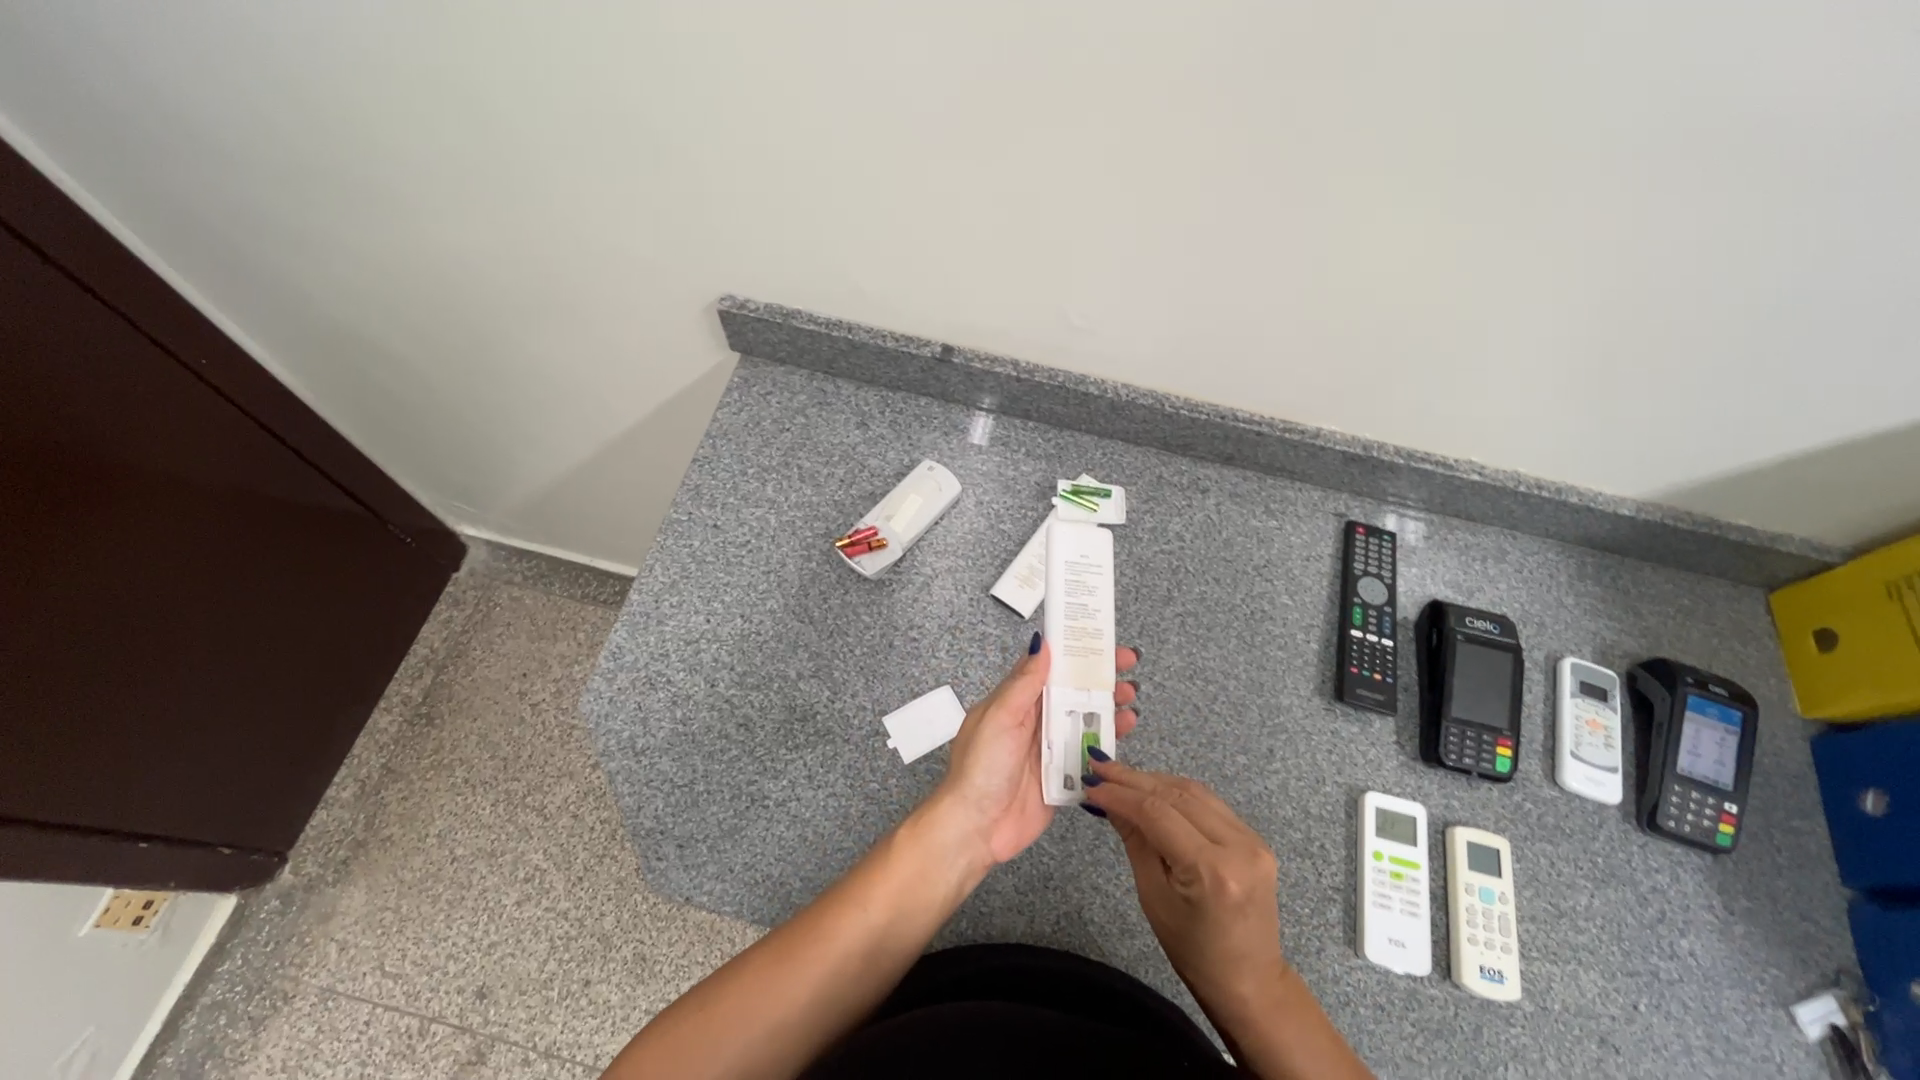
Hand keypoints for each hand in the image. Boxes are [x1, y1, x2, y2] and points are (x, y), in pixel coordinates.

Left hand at [926, 633, 1139, 864]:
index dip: (1075, 654)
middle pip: (1072, 693)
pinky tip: (1124, 732)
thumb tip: (1041, 644)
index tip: (1102, 642)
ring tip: (1131, 700)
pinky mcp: (1060, 777)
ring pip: (1084, 722)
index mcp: (1014, 702)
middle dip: (1100, 680)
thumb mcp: (1000, 717)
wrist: (976, 827)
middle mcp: (1032, 722)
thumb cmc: (979, 769)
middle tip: (1128, 668)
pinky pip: (1087, 755)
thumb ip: (1023, 683)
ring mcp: (1047, 750)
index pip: (1049, 668)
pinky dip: (1107, 742)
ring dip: (1108, 709)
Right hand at [1083, 760, 1287, 1019]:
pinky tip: (1153, 789)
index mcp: (1211, 869)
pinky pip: (1211, 804)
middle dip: (1134, 779)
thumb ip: (1135, 841)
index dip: (1120, 794)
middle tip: (1099, 767)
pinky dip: (1178, 792)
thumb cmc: (1192, 949)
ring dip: (1155, 780)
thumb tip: (1109, 801)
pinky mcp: (1255, 838)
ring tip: (1119, 775)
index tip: (1090, 785)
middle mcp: (1238, 845)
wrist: (1247, 978)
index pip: (1157, 814)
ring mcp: (1253, 839)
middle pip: (1177, 795)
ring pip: (1195, 792)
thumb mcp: (1153, 897)